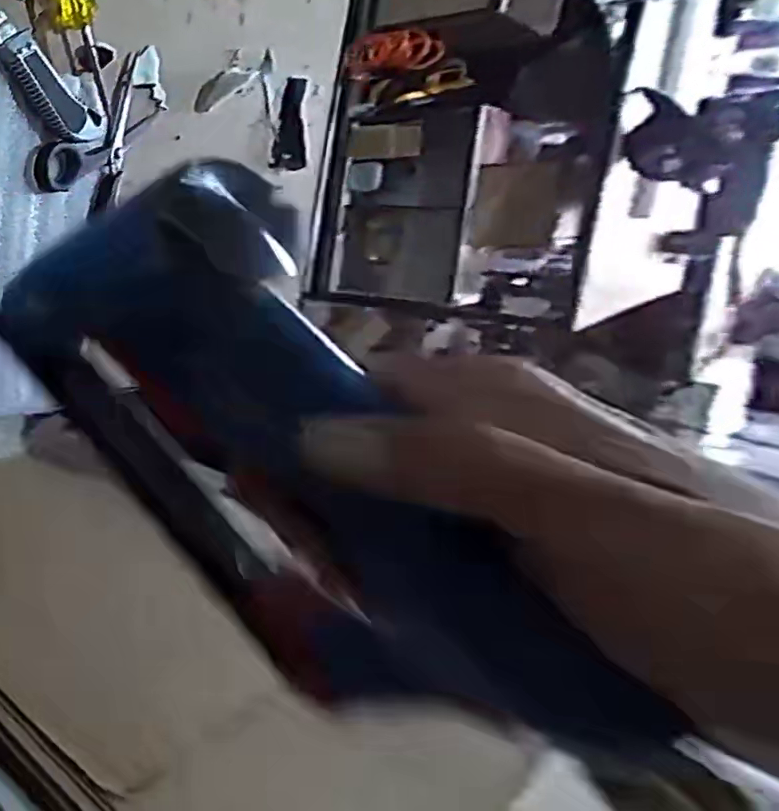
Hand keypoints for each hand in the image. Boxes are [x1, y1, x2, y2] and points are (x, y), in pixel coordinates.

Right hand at [302, 356, 778, 763]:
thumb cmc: (727, 582)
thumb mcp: (586, 515)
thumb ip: (450, 463)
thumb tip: (308, 437)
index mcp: (478, 396)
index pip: (341, 384)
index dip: (287, 424)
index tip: (262, 486)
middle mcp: (467, 430)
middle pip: (344, 446)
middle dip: (313, 501)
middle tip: (315, 561)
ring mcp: (482, 491)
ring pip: (368, 500)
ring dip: (344, 545)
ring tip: (350, 593)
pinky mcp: (498, 545)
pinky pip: (407, 544)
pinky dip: (385, 573)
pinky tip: (390, 607)